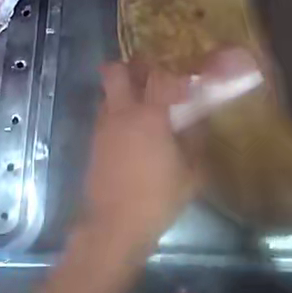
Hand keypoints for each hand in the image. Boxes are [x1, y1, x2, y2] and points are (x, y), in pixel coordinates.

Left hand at [76, 61, 195, 259]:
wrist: (114, 225)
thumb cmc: (158, 200)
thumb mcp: (191, 174)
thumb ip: (195, 141)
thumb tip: (197, 121)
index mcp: (149, 117)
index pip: (160, 76)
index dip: (175, 74)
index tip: (189, 84)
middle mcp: (121, 114)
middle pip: (115, 70)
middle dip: (134, 67)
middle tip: (154, 78)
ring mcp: (102, 128)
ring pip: (107, 92)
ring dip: (123, 91)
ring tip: (145, 107)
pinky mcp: (93, 143)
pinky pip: (104, 115)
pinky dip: (117, 114)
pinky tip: (134, 134)